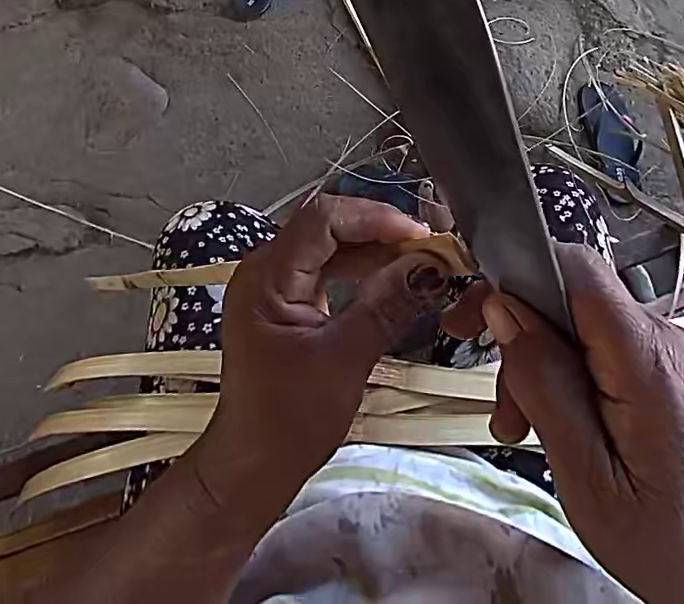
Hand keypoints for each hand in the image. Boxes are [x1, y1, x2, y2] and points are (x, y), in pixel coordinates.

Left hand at [198, 195, 451, 496]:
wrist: (252, 466)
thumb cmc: (290, 420)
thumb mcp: (346, 359)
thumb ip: (388, 305)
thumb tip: (430, 266)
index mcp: (267, 277)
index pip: (323, 219)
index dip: (374, 218)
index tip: (419, 235)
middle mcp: (265, 268)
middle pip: (327, 223)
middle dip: (379, 228)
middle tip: (427, 243)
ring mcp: (273, 281)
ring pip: (330, 242)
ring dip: (375, 245)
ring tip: (418, 255)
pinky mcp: (286, 297)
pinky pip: (327, 265)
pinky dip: (362, 265)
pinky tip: (393, 272)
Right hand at [443, 242, 683, 603]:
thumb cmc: (663, 537)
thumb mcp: (584, 476)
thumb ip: (543, 384)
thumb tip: (503, 311)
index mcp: (650, 364)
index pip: (581, 272)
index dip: (522, 272)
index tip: (478, 308)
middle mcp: (664, 339)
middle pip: (571, 292)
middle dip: (517, 323)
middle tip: (473, 352)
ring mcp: (665, 346)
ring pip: (576, 316)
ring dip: (535, 354)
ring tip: (516, 419)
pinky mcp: (658, 358)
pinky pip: (595, 338)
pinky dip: (560, 364)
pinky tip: (547, 411)